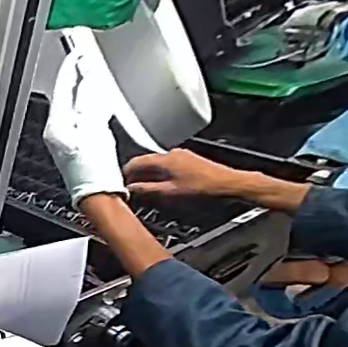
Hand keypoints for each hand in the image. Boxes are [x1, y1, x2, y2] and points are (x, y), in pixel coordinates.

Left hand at [43, 50, 127, 204]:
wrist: (97, 192)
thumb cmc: (92, 167)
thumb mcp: (93, 126)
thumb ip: (88, 99)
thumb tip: (86, 77)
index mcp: (56, 125)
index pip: (60, 88)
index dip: (69, 68)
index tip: (76, 52)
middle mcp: (56, 132)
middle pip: (65, 96)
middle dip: (75, 77)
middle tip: (85, 60)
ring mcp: (64, 140)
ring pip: (73, 106)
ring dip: (83, 91)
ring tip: (91, 76)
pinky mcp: (74, 145)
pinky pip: (80, 118)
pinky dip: (88, 106)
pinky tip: (96, 103)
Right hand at [123, 149, 249, 197]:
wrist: (228, 184)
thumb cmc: (202, 188)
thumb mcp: (169, 192)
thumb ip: (146, 189)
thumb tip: (132, 188)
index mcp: (166, 159)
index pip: (137, 161)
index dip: (125, 172)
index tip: (119, 182)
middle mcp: (173, 154)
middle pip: (146, 161)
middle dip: (136, 174)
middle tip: (128, 188)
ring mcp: (182, 156)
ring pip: (156, 164)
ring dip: (147, 175)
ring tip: (142, 189)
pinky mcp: (188, 161)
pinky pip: (167, 166)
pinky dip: (159, 174)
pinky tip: (159, 185)